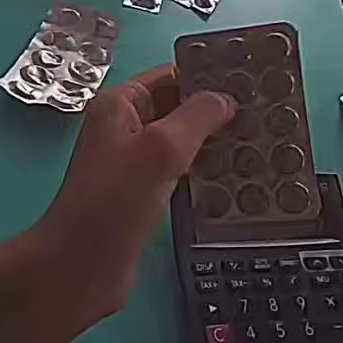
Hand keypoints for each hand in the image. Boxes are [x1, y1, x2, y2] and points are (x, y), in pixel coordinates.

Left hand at [30, 63, 233, 318]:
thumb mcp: (160, 148)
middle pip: (178, 107)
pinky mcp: (142, 193)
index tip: (248, 81)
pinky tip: (232, 176)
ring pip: (181, 141)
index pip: (170, 76)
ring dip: (212, 142)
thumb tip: (225, 99)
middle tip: (261, 114)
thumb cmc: (113, 201)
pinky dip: (203, 170)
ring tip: (255, 142)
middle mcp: (124, 127)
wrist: (81, 266)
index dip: (207, 76)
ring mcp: (133, 162)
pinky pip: (179, 171)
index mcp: (120, 104)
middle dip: (215, 111)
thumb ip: (196, 116)